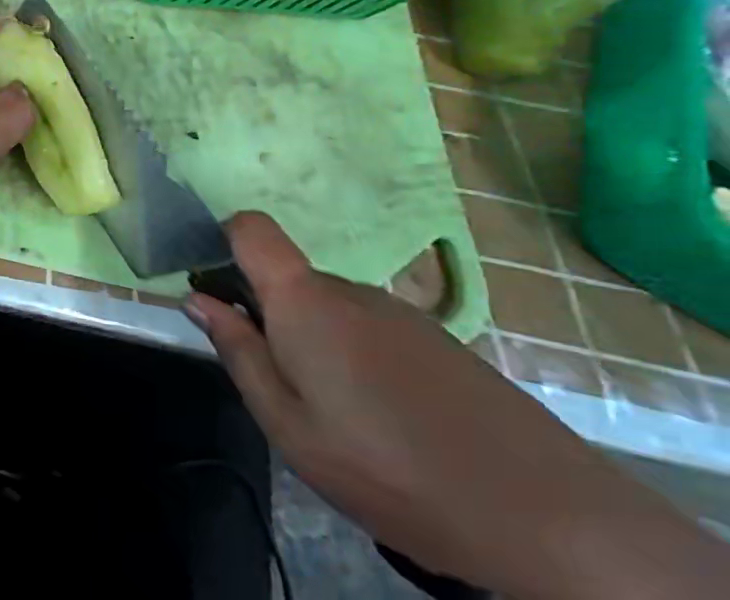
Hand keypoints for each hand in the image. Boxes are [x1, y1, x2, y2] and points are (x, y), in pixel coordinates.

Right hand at [187, 213, 729, 599]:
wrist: (553, 520)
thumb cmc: (386, 466)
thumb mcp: (286, 421)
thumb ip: (237, 352)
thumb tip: (197, 299)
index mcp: (304, 302)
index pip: (252, 229)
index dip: (224, 239)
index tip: (214, 285)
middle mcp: (352, 292)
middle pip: (289, 279)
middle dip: (267, 313)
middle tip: (276, 380)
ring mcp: (404, 315)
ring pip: (331, 309)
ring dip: (315, 341)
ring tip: (335, 411)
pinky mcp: (443, 343)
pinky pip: (373, 331)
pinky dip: (358, 357)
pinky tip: (383, 418)